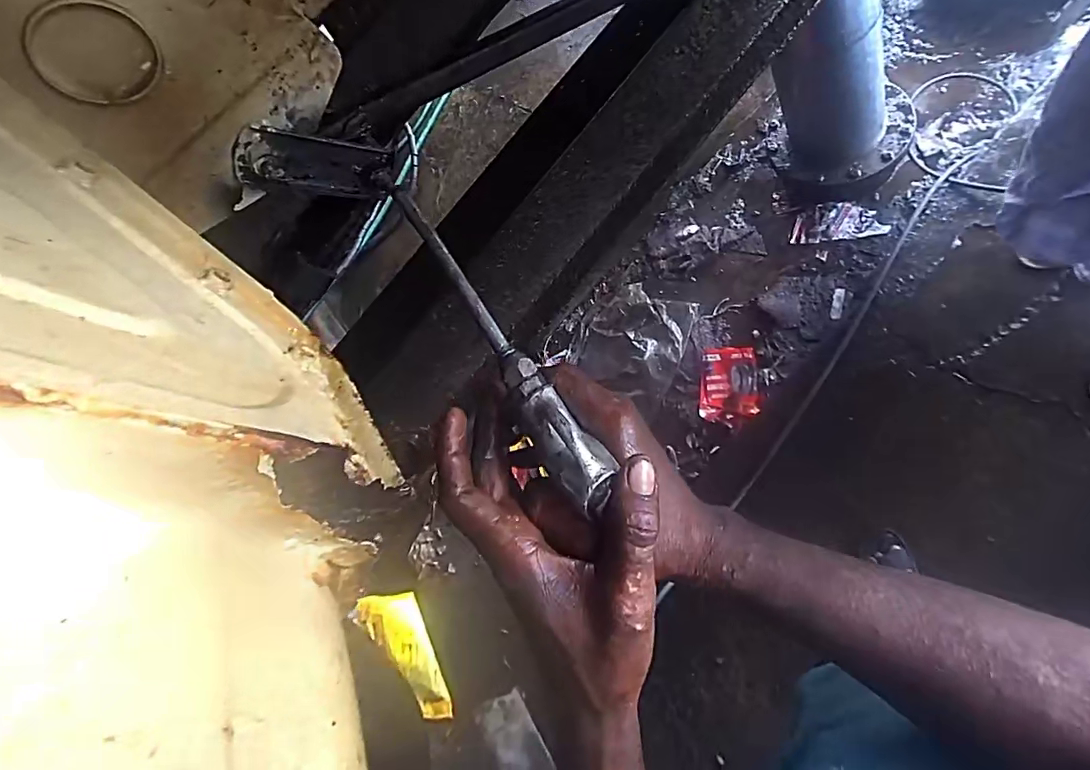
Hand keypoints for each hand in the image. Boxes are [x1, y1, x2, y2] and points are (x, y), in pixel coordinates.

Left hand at [437, 406, 655, 768]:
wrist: (593, 701)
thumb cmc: (602, 659)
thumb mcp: (628, 596)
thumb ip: (634, 535)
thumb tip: (638, 468)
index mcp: (514, 552)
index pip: (462, 496)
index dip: (450, 452)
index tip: (454, 412)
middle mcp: (506, 544)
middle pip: (476, 478)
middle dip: (477, 430)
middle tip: (494, 388)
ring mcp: (517, 547)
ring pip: (494, 485)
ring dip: (496, 443)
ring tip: (515, 404)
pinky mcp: (532, 552)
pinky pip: (514, 498)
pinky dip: (518, 466)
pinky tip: (540, 448)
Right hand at [516, 365, 721, 580]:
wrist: (695, 538)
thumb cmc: (657, 530)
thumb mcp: (601, 523)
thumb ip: (557, 505)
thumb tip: (520, 483)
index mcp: (611, 421)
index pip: (562, 378)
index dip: (527, 383)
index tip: (500, 397)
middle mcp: (615, 411)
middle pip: (560, 385)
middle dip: (526, 399)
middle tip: (497, 419)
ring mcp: (617, 419)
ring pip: (566, 400)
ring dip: (536, 415)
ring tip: (509, 437)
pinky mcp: (617, 431)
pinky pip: (576, 415)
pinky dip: (551, 426)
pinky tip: (532, 453)